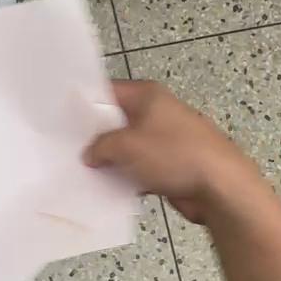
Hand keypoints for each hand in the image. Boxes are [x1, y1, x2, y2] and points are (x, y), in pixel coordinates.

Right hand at [85, 80, 257, 223]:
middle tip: (68, 148)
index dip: (85, 103)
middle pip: (116, 121)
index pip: (107, 91)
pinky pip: (139, 168)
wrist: (220, 186)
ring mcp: (164, 139)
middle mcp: (156, 113)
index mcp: (147, 96)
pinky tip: (107, 188)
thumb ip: (100, 146)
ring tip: (81, 171)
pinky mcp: (170, 164)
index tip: (61, 118)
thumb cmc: (173, 154)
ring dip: (110, 161)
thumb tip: (90, 155)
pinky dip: (127, 176)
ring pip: (127, 148)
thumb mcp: (126, 145)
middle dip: (95, 137)